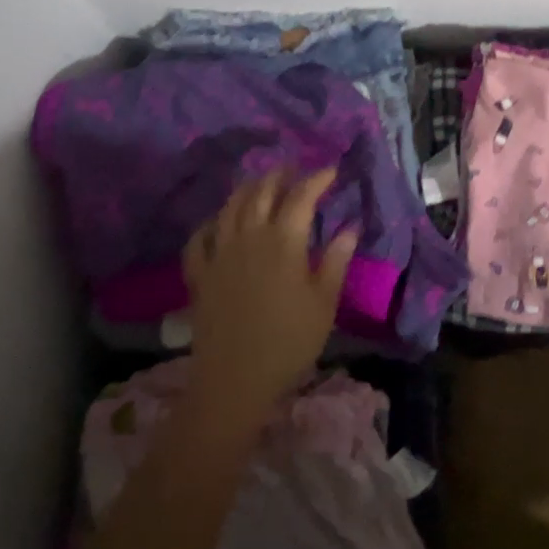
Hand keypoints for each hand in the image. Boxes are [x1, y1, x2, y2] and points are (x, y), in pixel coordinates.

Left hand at [182, 169, 356, 416]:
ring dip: (246, 190)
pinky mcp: (200, 276)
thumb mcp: (324, 302)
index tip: (331, 170)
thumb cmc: (290, 341)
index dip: (316, 179)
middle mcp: (249, 238)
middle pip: (261, 193)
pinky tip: (216, 222)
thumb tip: (350, 227)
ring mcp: (220, 255)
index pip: (301, 197)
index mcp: (283, 242)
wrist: (235, 380)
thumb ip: (336, 260)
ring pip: (230, 208)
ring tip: (259, 183)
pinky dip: (209, 224)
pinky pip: (199, 240)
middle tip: (293, 168)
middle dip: (279, 175)